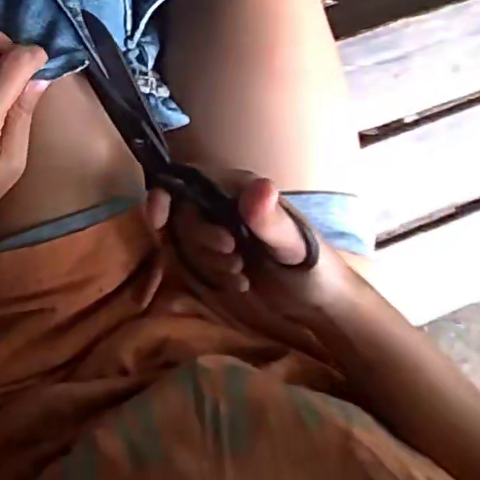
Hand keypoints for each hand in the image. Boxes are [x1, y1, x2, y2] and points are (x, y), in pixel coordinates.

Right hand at [146, 170, 370, 329]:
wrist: (322, 300)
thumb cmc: (314, 265)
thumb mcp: (293, 245)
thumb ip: (271, 219)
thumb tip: (259, 187)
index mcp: (239, 189)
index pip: (189, 179)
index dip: (165, 194)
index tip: (157, 220)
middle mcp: (225, 203)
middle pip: (184, 214)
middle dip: (201, 242)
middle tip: (233, 258)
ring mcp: (220, 229)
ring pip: (187, 240)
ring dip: (208, 262)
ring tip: (242, 274)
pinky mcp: (218, 255)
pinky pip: (195, 260)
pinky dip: (211, 275)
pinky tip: (240, 284)